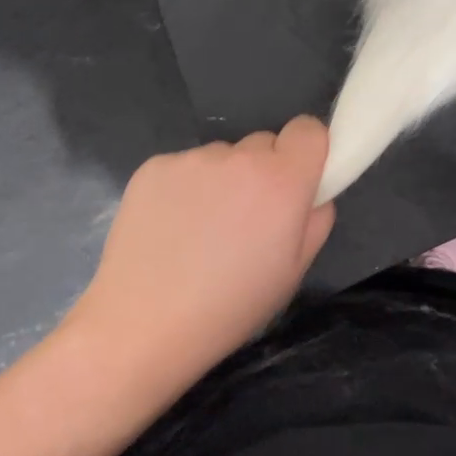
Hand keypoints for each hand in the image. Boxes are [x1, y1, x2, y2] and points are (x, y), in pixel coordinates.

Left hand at [63, 116, 336, 376]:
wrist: (140, 326)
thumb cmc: (229, 308)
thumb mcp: (294, 272)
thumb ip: (316, 219)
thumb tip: (313, 193)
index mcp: (282, 181)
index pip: (308, 129)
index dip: (306, 152)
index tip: (298, 181)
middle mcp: (239, 158)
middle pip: (263, 144)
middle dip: (263, 173)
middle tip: (245, 221)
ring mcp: (192, 159)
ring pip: (222, 158)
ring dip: (222, 181)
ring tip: (200, 233)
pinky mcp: (153, 167)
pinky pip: (185, 167)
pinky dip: (184, 189)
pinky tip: (170, 230)